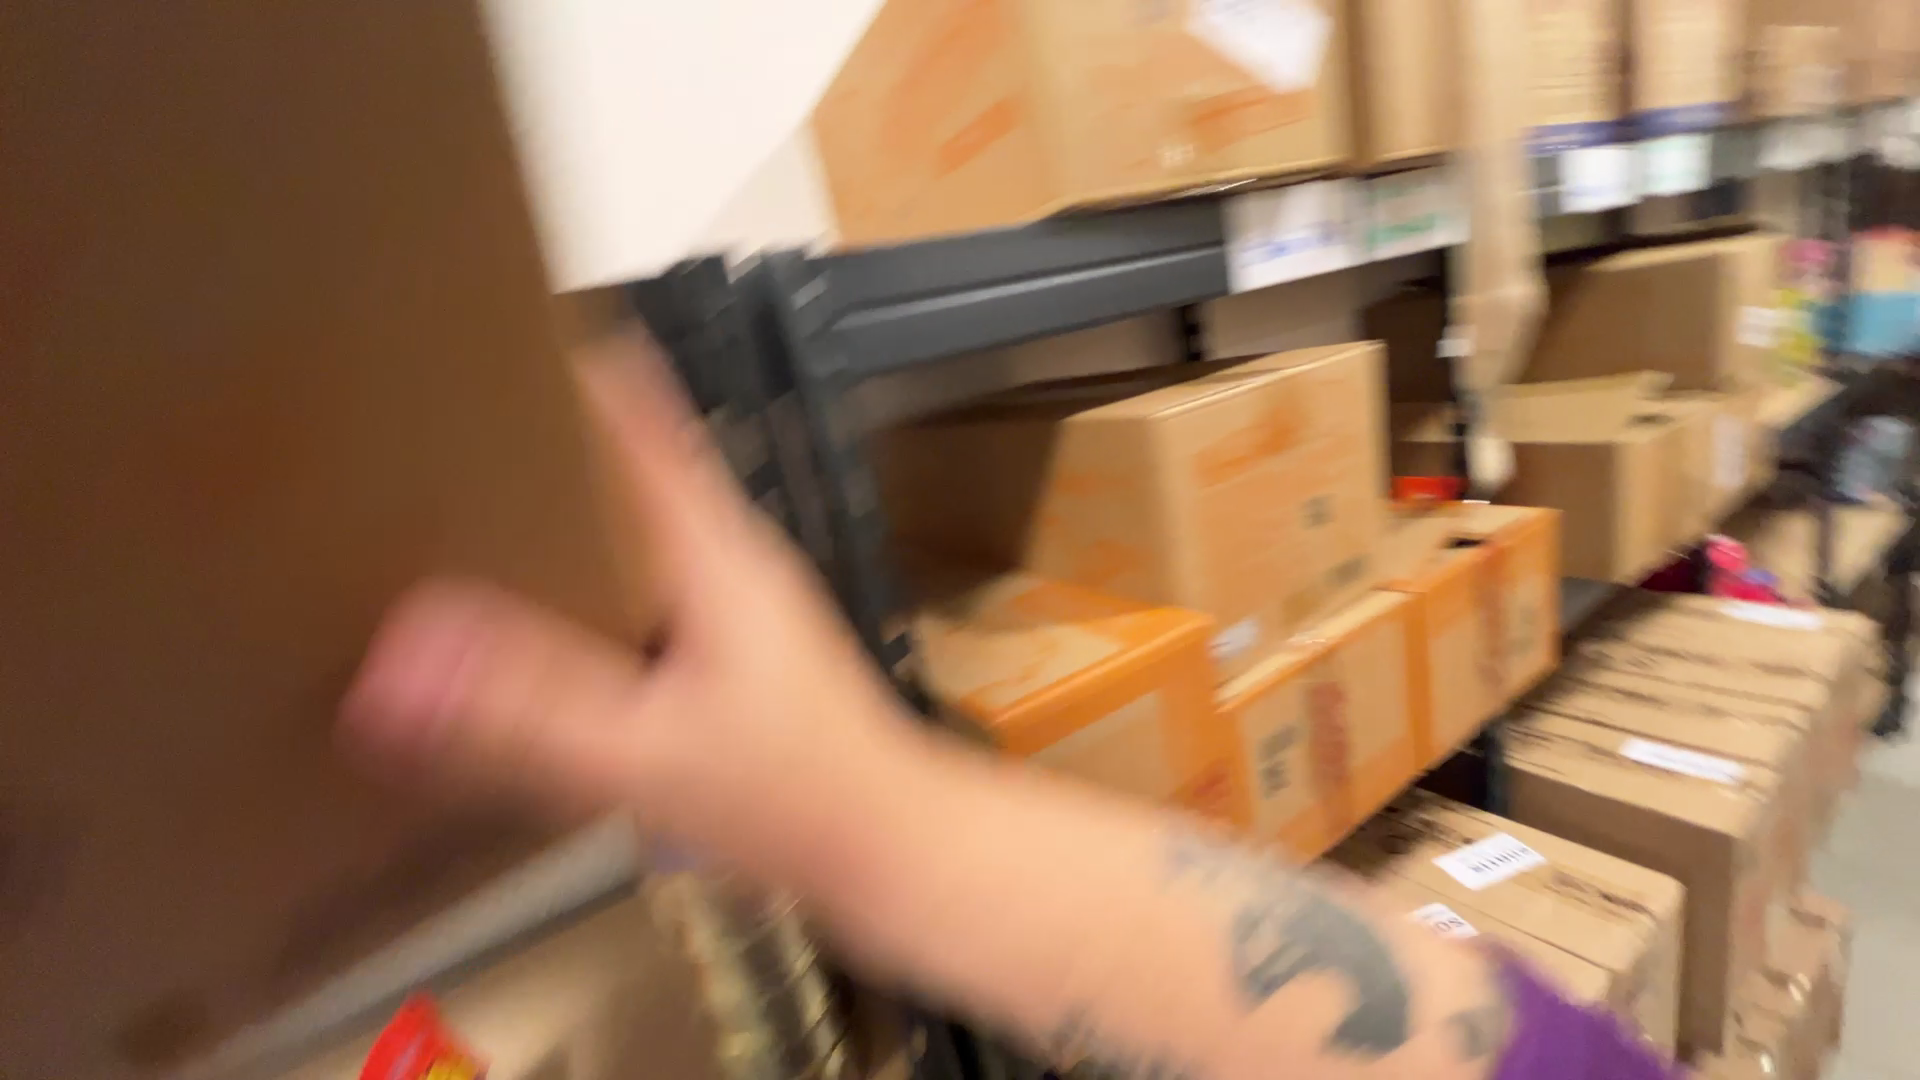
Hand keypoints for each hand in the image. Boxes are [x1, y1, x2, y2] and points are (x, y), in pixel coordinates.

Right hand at [339, 332, 927, 897]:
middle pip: (635, 473)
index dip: (585, 377)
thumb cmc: (794, 789)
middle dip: (551, 448)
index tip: (497, 337)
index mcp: (718, 551)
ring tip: (466, 511)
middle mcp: (730, 561)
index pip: (652, 429)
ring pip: (639, 534)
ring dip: (571, 517)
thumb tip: (400, 656)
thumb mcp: (656, 753)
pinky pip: (646, 593)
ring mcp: (734, 605)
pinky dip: (591, 584)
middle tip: (441, 431)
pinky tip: (539, 618)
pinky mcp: (730, 652)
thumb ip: (536, 710)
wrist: (878, 833)